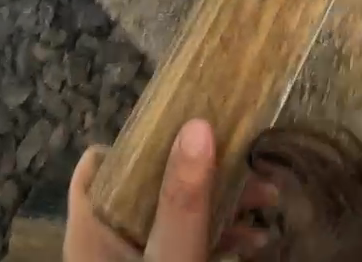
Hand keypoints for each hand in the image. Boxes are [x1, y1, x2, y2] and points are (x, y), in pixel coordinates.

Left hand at [63, 120, 280, 261]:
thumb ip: (182, 200)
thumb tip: (198, 122)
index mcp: (92, 228)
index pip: (98, 164)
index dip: (139, 136)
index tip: (188, 116)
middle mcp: (111, 241)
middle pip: (151, 180)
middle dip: (205, 166)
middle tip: (249, 158)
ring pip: (179, 212)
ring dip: (224, 199)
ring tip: (269, 196)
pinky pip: (193, 245)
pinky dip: (224, 237)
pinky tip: (260, 241)